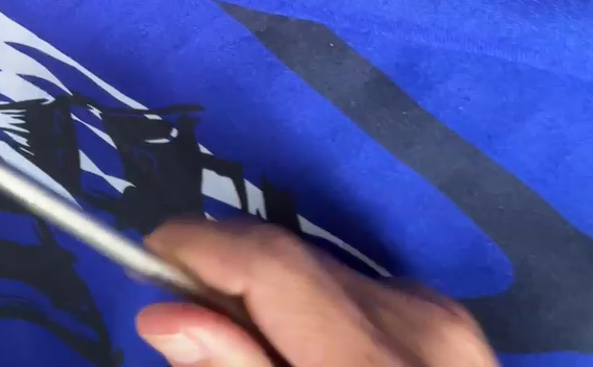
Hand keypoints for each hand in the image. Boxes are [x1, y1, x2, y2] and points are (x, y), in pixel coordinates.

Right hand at [137, 217, 498, 366]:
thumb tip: (158, 315)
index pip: (269, 262)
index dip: (194, 245)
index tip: (143, 260)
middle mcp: (419, 325)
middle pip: (281, 256)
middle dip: (218, 271)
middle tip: (183, 315)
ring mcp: (444, 321)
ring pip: (308, 265)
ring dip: (258, 288)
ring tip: (244, 341)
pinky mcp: (450, 323)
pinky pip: (343, 284)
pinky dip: (301, 302)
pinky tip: (297, 347)